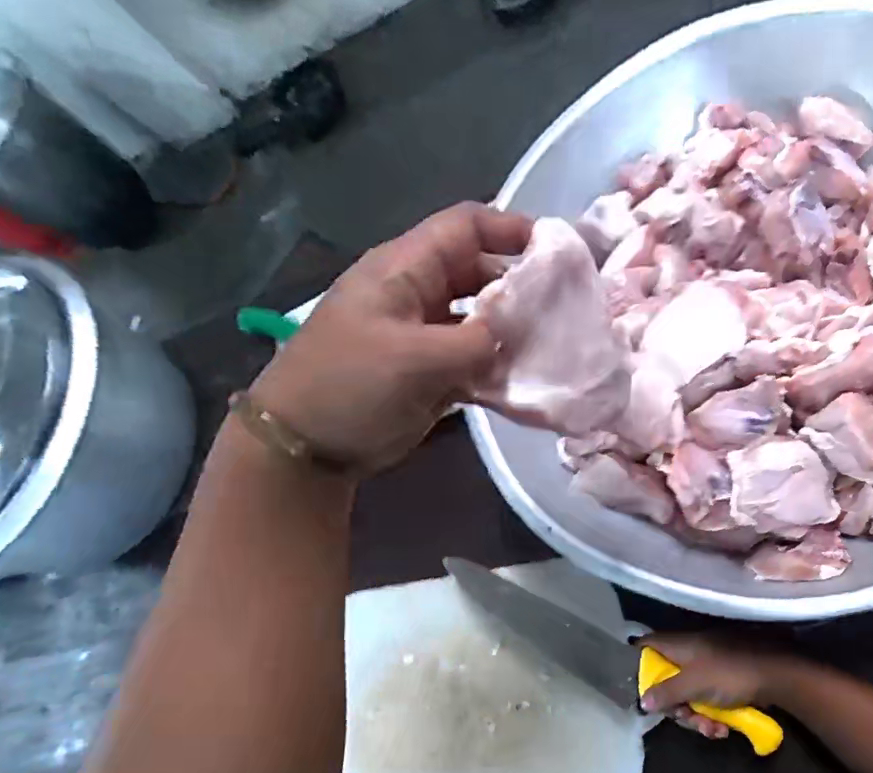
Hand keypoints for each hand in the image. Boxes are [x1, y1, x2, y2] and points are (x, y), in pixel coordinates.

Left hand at [249, 203, 533, 472]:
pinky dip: (500, 369)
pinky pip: (475, 360)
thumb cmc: (350, 385)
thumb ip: (475, 342)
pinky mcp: (432, 372)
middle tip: (566, 308)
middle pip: (480, 273)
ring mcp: (426, 335)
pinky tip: (526, 383)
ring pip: (482, 320)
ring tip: (554, 346)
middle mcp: (419, 294)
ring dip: (514, 332)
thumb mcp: (414, 358)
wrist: (307, 444)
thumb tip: (516, 336)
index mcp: (405, 270)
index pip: (464, 228)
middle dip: (521, 286)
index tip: (557, 251)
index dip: (510, 228)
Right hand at [638, 634, 796, 739]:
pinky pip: (707, 702)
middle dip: (677, 707)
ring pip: (688, 697)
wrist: (775, 677)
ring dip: (698, 718)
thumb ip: (665, 692)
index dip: (635, 662)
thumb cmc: (729, 674)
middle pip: (667, 682)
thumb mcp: (692, 685)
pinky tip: (723, 729)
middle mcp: (691, 654)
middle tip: (687, 718)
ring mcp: (708, 669)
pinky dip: (712, 717)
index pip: (646, 645)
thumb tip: (642, 701)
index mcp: (680, 646)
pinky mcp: (723, 684)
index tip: (633, 686)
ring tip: (713, 728)